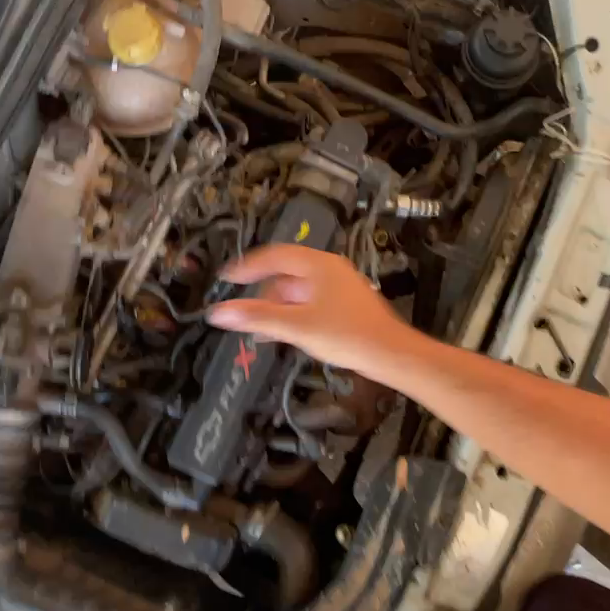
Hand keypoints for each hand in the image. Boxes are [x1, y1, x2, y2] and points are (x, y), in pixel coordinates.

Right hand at [206, 245, 423, 380]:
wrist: (392, 354)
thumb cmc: (345, 335)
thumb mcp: (297, 326)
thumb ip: (257, 318)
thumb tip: (218, 313)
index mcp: (318, 264)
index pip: (274, 256)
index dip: (247, 267)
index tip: (226, 279)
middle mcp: (329, 269)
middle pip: (286, 275)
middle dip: (263, 295)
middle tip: (244, 315)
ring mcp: (339, 287)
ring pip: (298, 292)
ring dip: (278, 309)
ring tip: (261, 332)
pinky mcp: (345, 305)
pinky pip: (311, 304)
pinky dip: (294, 316)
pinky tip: (284, 336)